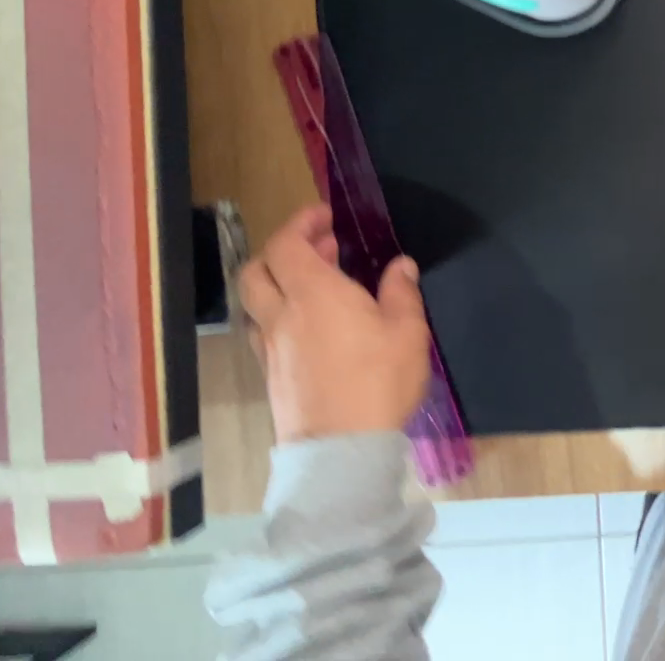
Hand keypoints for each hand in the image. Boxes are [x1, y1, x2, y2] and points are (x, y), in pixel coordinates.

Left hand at [240, 204, 431, 443]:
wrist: (341, 447)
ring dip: (279, 282)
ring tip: (318, 283)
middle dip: (282, 250)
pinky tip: (315, 324)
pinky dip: (283, 312)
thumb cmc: (379, 379)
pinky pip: (266, 329)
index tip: (325, 217)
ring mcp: (271, 347)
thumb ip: (401, 292)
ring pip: (257, 302)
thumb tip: (399, 265)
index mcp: (315, 295)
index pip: (287, 245)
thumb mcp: (407, 330)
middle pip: (257, 271)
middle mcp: (282, 315)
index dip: (300, 224)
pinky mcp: (272, 373)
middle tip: (320, 246)